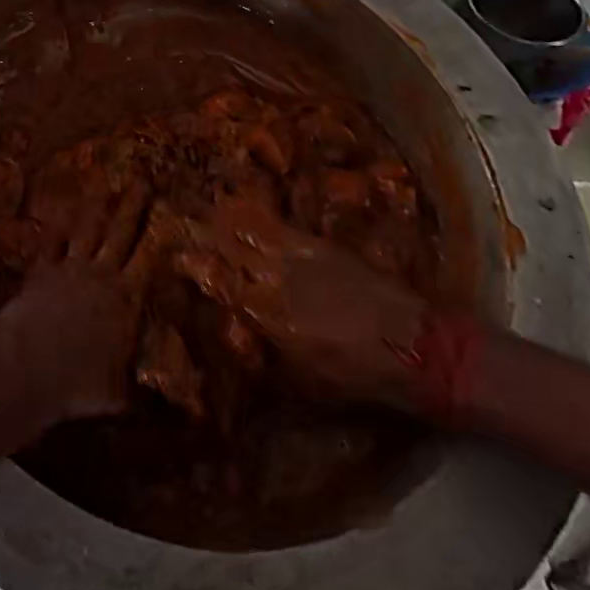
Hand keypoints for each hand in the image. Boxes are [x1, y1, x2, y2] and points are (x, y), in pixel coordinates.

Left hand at [0, 183, 152, 423]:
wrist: (28, 367)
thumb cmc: (77, 383)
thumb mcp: (117, 394)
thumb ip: (141, 392)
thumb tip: (176, 412)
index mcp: (126, 300)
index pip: (149, 261)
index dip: (160, 237)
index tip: (169, 214)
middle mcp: (101, 277)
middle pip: (121, 235)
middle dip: (134, 207)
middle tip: (143, 179)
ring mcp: (69, 270)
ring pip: (88, 230)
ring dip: (98, 206)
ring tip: (106, 183)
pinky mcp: (41, 271)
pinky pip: (52, 242)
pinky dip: (58, 225)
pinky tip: (62, 210)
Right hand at [193, 199, 429, 406]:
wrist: (416, 347)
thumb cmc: (356, 376)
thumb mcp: (302, 380)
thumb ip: (264, 354)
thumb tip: (234, 339)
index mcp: (270, 315)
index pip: (222, 284)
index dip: (195, 269)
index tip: (174, 257)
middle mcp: (278, 280)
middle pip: (230, 252)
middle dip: (201, 237)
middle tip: (177, 223)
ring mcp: (300, 259)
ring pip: (251, 234)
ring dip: (224, 223)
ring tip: (202, 210)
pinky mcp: (321, 247)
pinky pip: (280, 228)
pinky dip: (257, 219)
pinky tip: (243, 209)